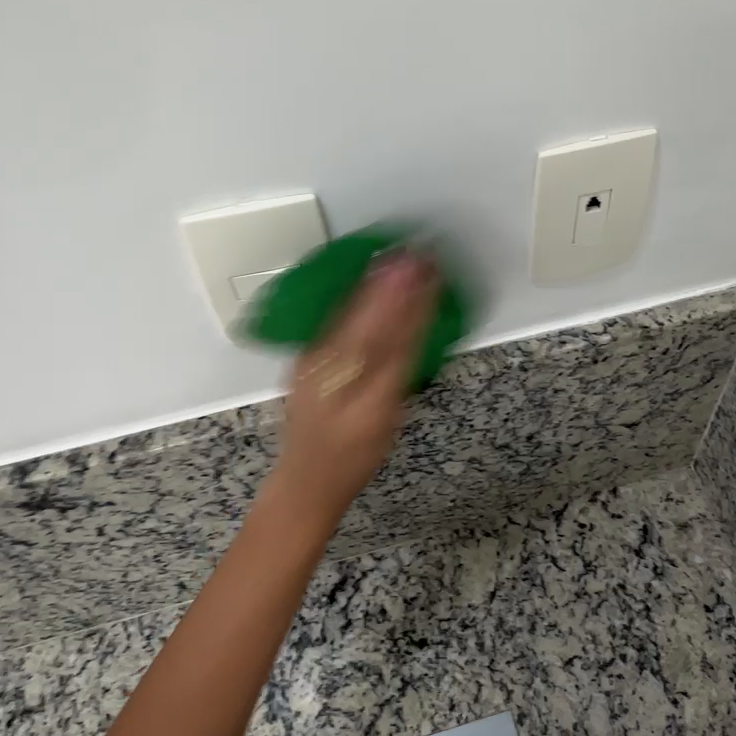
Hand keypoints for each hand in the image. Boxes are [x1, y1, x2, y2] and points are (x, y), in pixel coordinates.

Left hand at [263, 250, 437, 526]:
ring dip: (374, 286)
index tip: (432, 278)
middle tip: (416, 256)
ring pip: (349, 320)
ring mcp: (314, 368)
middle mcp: (338, 382)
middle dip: (395, 289)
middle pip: (371, 327)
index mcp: (369, 402)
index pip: (398, 347)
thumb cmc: (355, 457)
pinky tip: (364, 277)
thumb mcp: (389, 422)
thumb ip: (400, 376)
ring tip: (394, 258)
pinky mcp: (302, 361)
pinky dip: (352, 296)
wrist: (305, 479)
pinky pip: (332, 322)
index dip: (416, 310)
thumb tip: (415, 328)